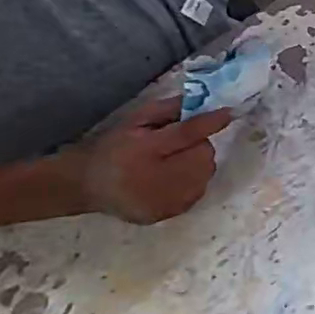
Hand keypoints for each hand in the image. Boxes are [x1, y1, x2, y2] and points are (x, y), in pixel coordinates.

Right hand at [59, 98, 234, 224]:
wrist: (87, 185)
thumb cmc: (114, 147)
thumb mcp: (135, 120)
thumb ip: (168, 109)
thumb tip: (202, 100)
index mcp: (145, 149)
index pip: (186, 133)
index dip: (210, 123)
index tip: (228, 113)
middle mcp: (157, 178)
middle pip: (203, 155)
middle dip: (198, 146)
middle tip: (176, 146)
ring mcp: (165, 200)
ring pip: (205, 173)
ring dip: (197, 164)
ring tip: (172, 163)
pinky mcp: (170, 213)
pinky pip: (198, 190)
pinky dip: (192, 181)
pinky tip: (170, 179)